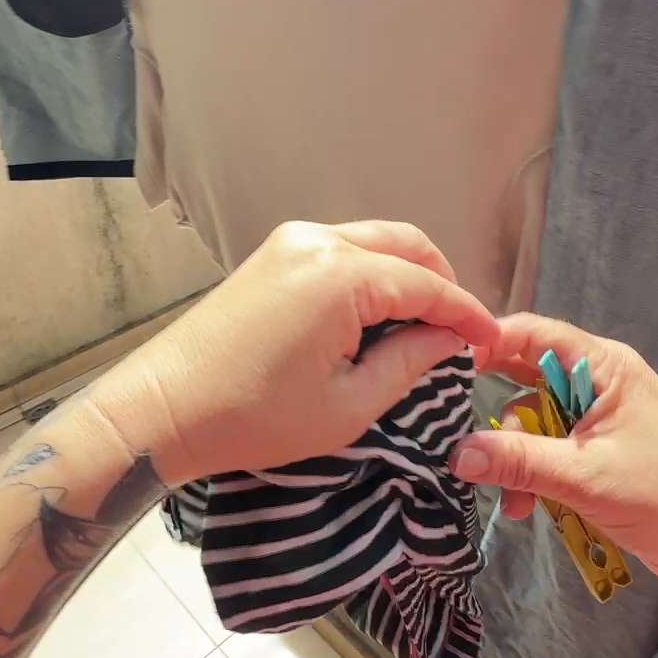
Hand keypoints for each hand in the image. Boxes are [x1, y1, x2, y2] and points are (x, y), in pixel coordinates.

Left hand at [87, 221, 500, 485]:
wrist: (164, 407)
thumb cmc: (255, 417)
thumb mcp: (348, 405)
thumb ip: (409, 362)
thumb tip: (448, 339)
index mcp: (340, 275)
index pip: (426, 284)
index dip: (466, 312)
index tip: (492, 339)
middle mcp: (317, 240)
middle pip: (404, 243)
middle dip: (441, 280)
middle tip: (458, 328)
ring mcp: (290, 240)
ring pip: (372, 241)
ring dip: (406, 274)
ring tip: (422, 323)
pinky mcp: (273, 253)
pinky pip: (341, 250)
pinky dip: (371, 273)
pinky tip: (377, 312)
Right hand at [450, 313, 657, 586]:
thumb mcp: (585, 478)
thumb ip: (518, 461)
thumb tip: (455, 453)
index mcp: (602, 367)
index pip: (531, 333)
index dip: (486, 342)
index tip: (442, 364)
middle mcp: (595, 380)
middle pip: (524, 373)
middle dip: (492, 405)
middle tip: (446, 421)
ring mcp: (596, 415)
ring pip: (531, 417)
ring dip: (513, 452)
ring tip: (505, 496)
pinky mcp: (595, 448)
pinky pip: (547, 446)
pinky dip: (530, 472)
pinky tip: (522, 507)